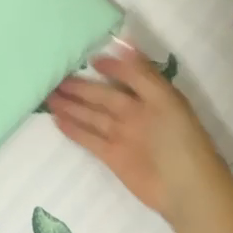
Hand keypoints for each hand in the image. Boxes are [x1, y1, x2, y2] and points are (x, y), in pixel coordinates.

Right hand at [45, 41, 226, 218]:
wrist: (184, 186)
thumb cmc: (181, 140)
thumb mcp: (165, 100)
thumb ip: (142, 75)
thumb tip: (122, 46)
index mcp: (152, 97)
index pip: (128, 77)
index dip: (112, 68)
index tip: (90, 59)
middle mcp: (135, 114)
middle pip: (103, 97)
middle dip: (81, 88)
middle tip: (55, 79)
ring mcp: (122, 136)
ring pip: (92, 116)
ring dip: (72, 106)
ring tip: (49, 97)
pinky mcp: (112, 156)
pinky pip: (89, 139)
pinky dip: (74, 131)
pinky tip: (57, 120)